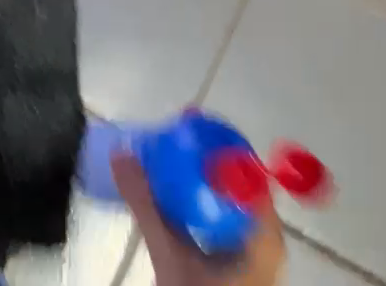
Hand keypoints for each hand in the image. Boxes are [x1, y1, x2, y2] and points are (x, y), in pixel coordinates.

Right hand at [111, 152, 284, 285]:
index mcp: (262, 237)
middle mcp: (263, 241)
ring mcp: (252, 254)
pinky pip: (221, 217)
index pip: (250, 175)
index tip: (189, 123)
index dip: (221, 144)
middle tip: (171, 135)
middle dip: (204, 157)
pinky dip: (200, 199)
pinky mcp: (236, 263)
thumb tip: (122, 153)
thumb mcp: (168, 255)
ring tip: (167, 156)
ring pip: (229, 201)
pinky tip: (173, 193)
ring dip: (201, 177)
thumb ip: (145, 206)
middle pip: (238, 184)